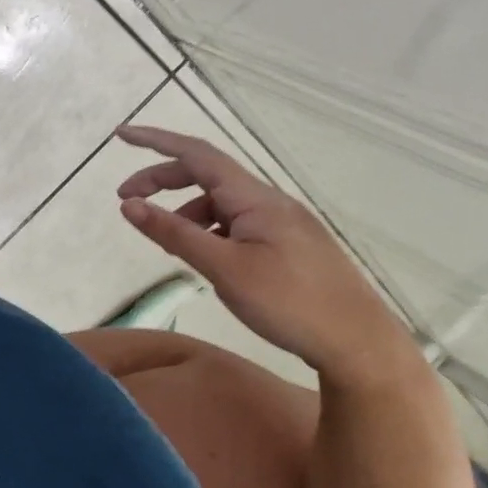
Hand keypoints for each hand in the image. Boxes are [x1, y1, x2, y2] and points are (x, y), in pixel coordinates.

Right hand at [114, 126, 408, 381]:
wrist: (367, 352)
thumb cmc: (293, 305)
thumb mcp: (223, 269)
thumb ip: (173, 232)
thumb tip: (127, 204)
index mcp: (257, 200)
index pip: (197, 154)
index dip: (156, 140)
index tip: (120, 135)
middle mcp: (272, 203)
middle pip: (206, 175)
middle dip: (161, 180)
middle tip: (127, 200)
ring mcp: (285, 225)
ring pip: (221, 201)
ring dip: (184, 210)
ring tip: (166, 241)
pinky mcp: (292, 247)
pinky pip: (238, 222)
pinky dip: (208, 228)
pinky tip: (205, 256)